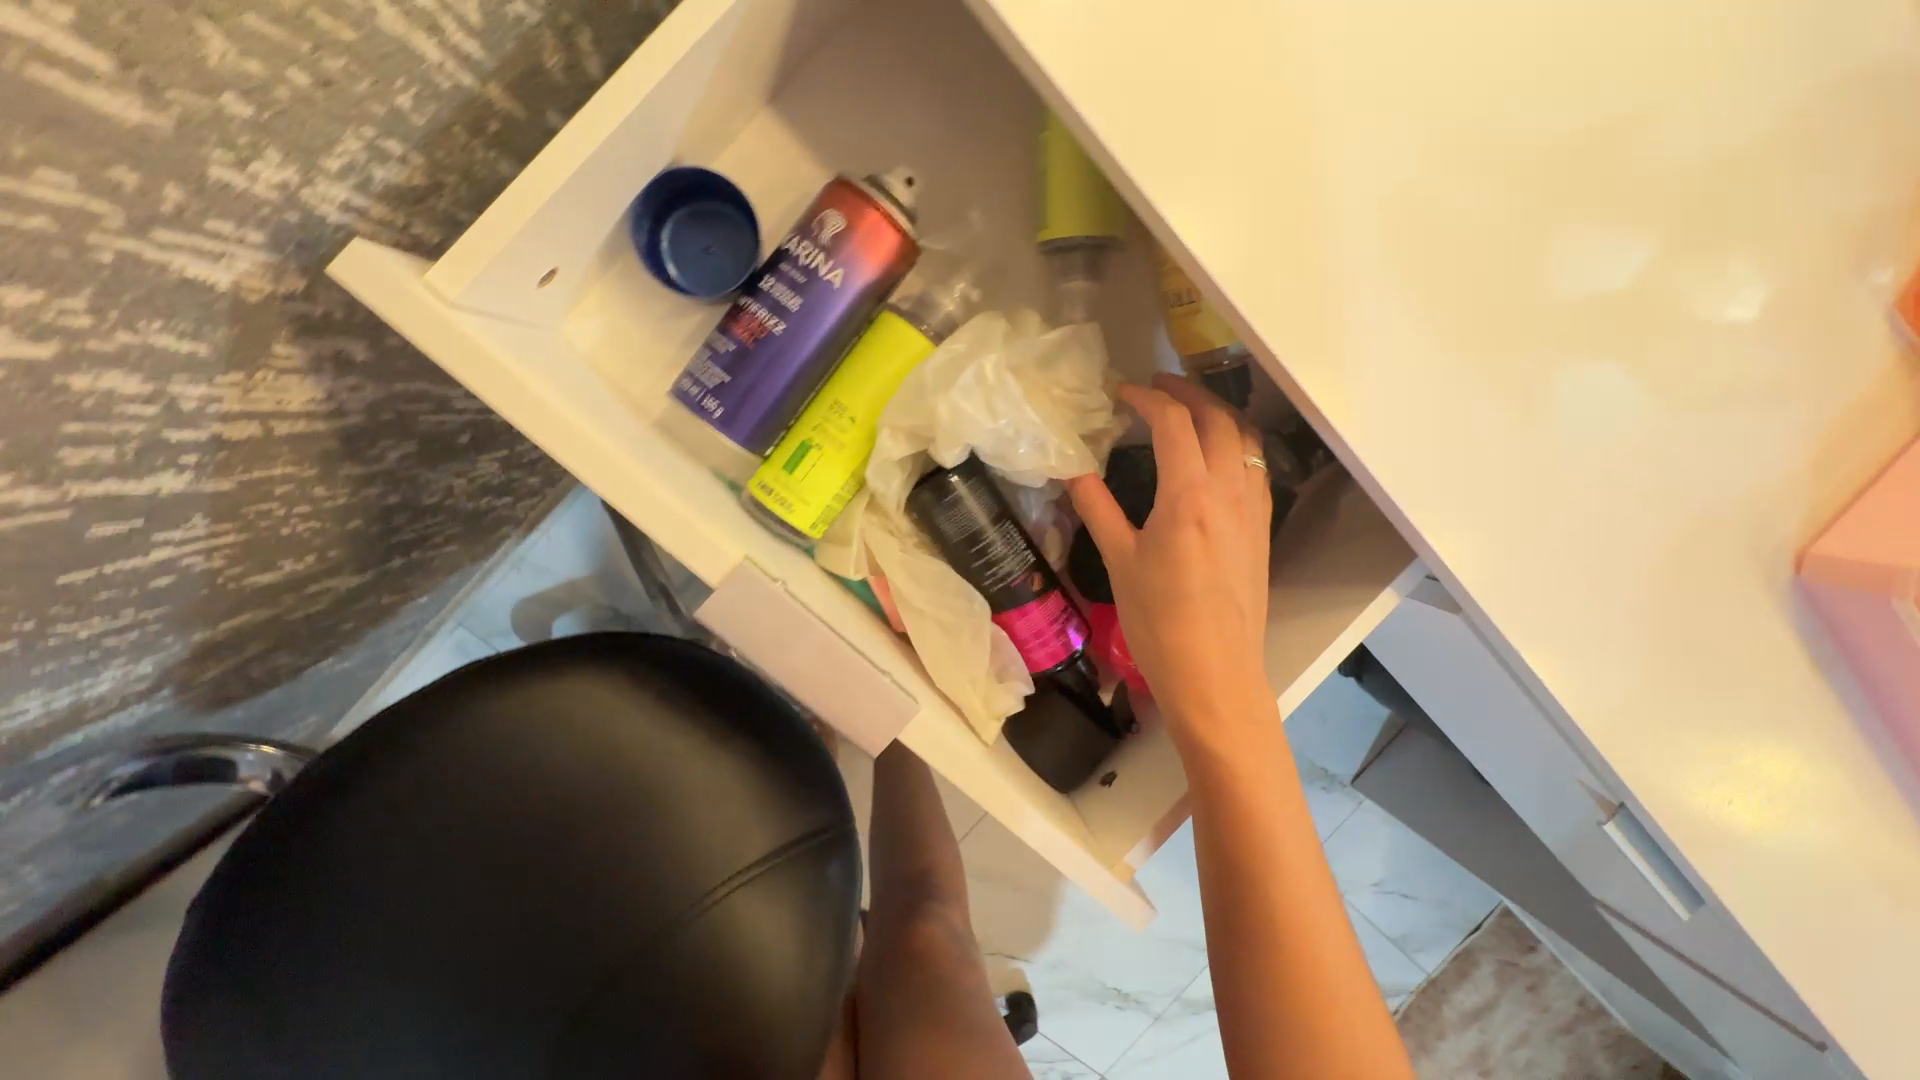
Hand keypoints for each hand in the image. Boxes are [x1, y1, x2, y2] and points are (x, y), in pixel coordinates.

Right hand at [1067, 374, 1274, 752]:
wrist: (1214, 674)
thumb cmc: (1159, 622)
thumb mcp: (1119, 562)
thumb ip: (1098, 508)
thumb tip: (1073, 471)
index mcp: (1188, 495)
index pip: (1173, 423)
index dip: (1147, 398)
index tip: (1123, 394)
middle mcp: (1229, 491)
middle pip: (1217, 418)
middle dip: (1187, 393)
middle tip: (1156, 387)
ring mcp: (1253, 509)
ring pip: (1245, 438)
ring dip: (1218, 413)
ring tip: (1189, 410)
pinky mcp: (1262, 529)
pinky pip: (1256, 467)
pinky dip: (1236, 443)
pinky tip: (1216, 456)